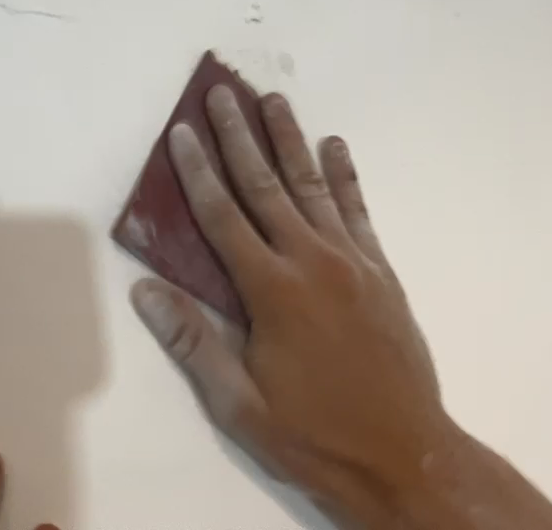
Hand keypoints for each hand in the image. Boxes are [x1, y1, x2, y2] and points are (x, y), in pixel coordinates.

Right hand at [131, 87, 551, 529]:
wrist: (407, 459)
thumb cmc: (314, 434)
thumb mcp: (240, 404)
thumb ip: (193, 342)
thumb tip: (143, 290)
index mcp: (272, 290)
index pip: (222, 217)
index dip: (197, 172)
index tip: (181, 133)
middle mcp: (310, 261)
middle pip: (264, 185)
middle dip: (238, 135)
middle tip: (222, 93)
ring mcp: (351, 260)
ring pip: (312, 185)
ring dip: (289, 139)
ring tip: (273, 99)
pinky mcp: (381, 270)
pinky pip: (358, 210)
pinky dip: (346, 174)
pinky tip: (335, 144)